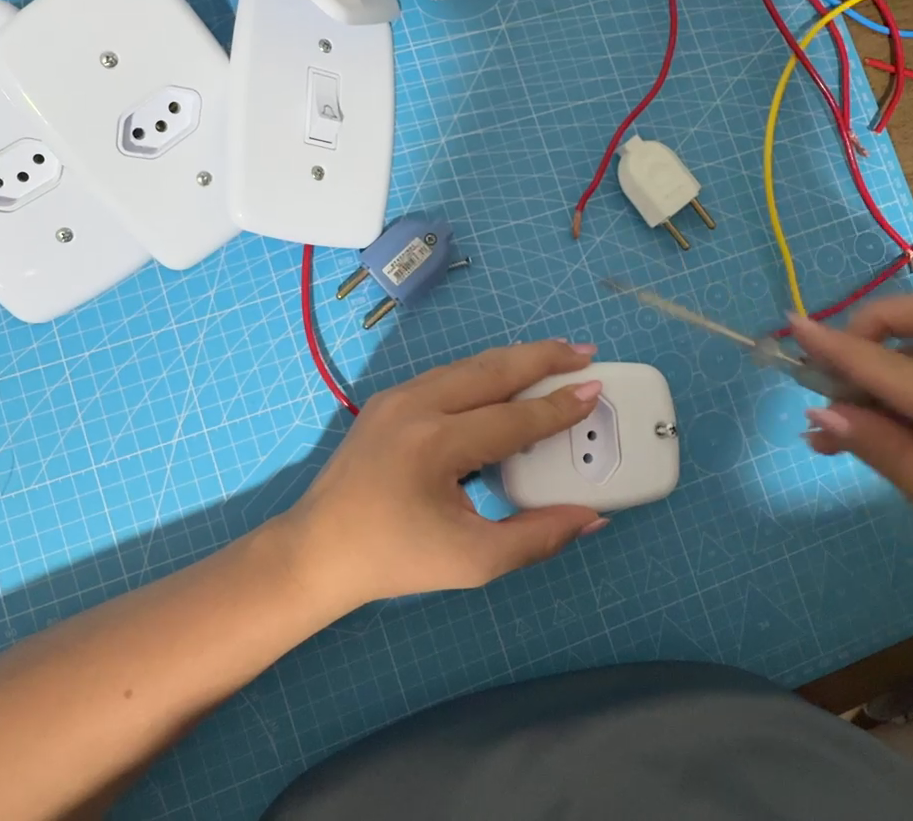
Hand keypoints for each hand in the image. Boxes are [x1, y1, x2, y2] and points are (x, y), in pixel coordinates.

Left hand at [276, 340, 608, 610]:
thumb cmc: (394, 559)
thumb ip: (538, 537)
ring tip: (553, 357)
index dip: (559, 406)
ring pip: (467, 367)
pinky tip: (504, 381)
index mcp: (435, 444)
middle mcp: (414, 406)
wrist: (316, 551)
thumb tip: (590, 515)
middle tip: (584, 350)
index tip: (595, 390)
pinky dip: (482, 373)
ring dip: (512, 360)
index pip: (513, 417)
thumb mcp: (473, 560)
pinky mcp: (385, 402)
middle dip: (542, 357)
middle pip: (491, 370)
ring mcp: (394, 399)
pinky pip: (445, 377)